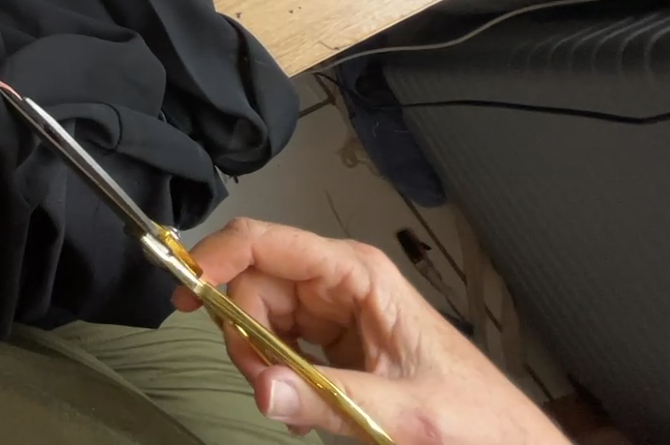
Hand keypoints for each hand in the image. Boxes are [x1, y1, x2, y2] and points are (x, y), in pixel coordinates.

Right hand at [178, 219, 569, 444]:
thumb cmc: (484, 427)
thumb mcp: (413, 419)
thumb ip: (331, 402)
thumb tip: (258, 388)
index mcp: (353, 272)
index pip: (261, 242)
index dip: (215, 257)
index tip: (185, 293)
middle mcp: (333, 278)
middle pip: (250, 281)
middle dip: (242, 329)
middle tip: (259, 382)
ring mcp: (328, 306)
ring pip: (254, 311)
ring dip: (256, 354)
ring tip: (289, 401)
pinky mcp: (326, 335)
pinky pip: (272, 337)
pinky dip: (272, 369)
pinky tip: (297, 401)